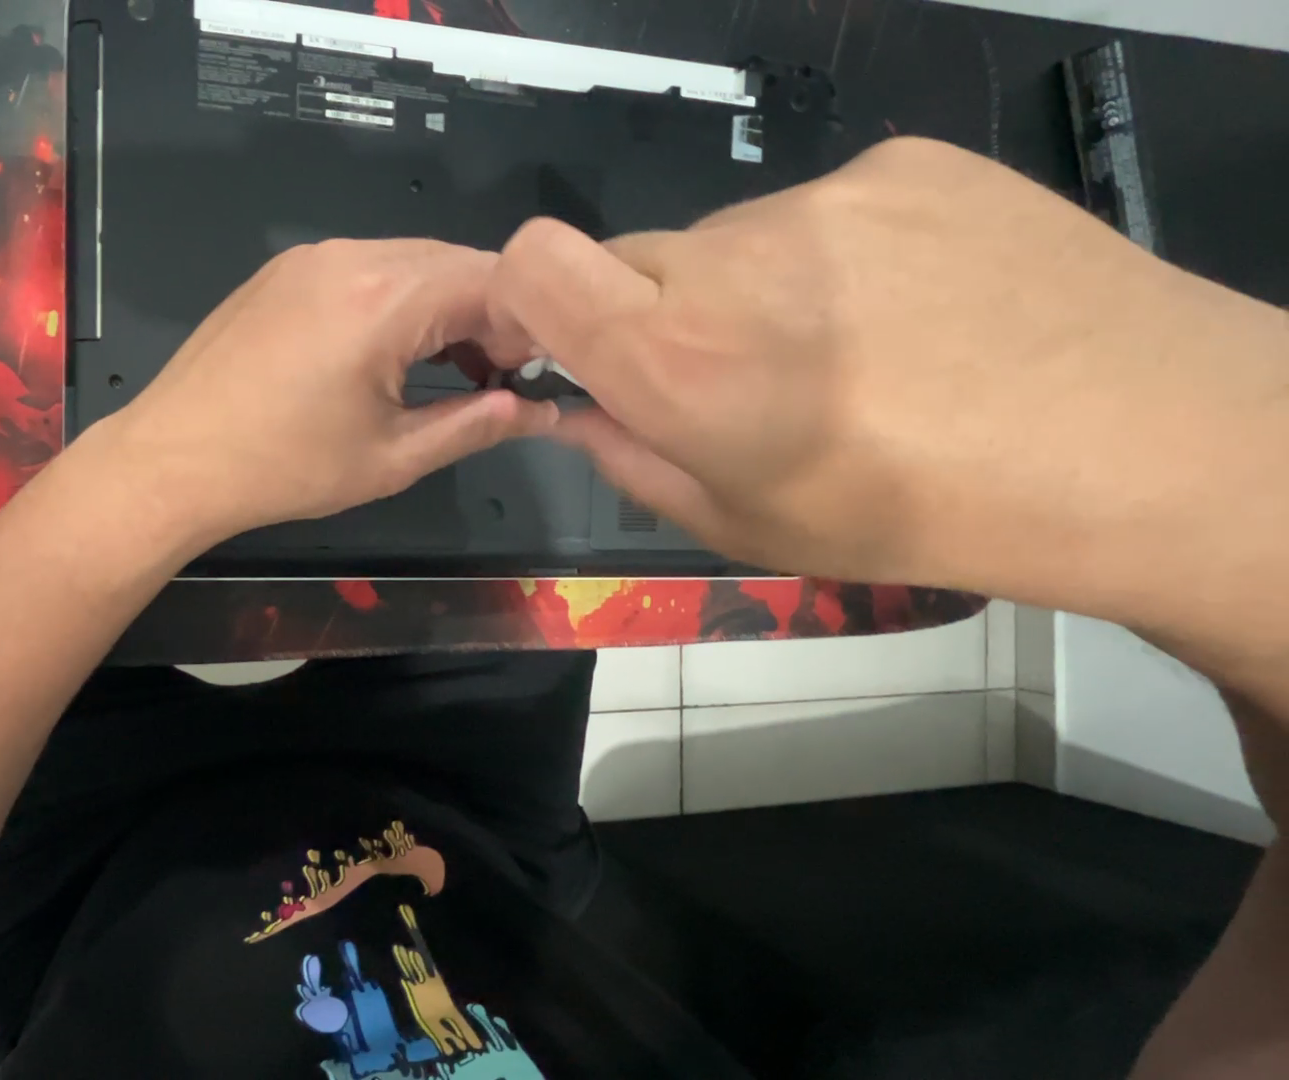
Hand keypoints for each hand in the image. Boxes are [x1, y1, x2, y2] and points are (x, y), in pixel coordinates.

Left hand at [83, 239, 558, 543]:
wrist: (172, 460)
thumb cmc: (285, 469)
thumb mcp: (392, 458)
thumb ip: (476, 426)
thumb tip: (541, 413)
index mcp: (384, 299)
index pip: (494, 281)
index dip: (529, 325)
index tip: (530, 376)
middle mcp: (350, 256)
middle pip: (454, 262)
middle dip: (489, 313)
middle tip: (495, 376)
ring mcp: (309, 256)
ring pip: (409, 261)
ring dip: (442, 306)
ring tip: (448, 369)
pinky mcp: (283, 270)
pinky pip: (363, 268)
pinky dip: (395, 300)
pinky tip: (388, 351)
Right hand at [488, 138, 1288, 623]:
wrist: (1147, 446)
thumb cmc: (907, 514)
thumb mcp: (735, 522)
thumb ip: (627, 456)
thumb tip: (572, 409)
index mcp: (677, 359)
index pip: (532, 263)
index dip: (523, 299)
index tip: (561, 348)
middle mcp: (731, 258)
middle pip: (628, 260)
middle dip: (646, 316)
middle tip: (726, 379)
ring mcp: (823, 198)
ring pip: (722, 242)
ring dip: (741, 294)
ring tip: (839, 352)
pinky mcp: (904, 163)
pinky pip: (813, 212)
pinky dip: (823, 260)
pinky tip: (901, 310)